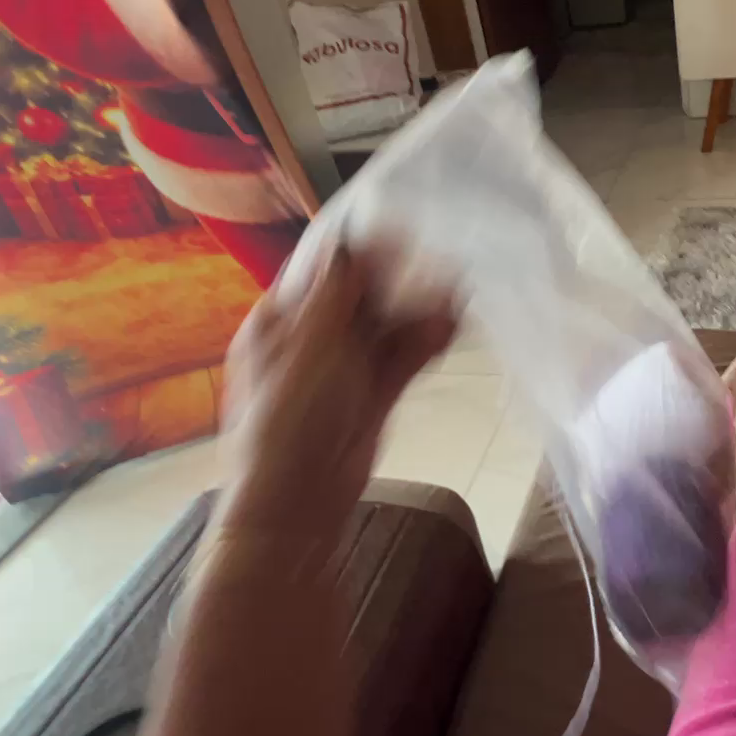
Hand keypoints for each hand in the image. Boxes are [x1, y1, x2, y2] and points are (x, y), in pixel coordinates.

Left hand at [217, 245, 454, 538]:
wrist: (299, 503)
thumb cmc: (289, 420)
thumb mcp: (307, 348)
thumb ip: (334, 295)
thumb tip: (348, 242)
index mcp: (280, 321)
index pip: (321, 272)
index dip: (361, 251)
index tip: (403, 232)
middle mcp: (312, 338)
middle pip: (361, 296)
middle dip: (401, 282)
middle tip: (441, 265)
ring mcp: (345, 366)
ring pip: (388, 326)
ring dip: (420, 312)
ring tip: (455, 297)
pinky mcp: (375, 391)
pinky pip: (403, 357)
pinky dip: (425, 342)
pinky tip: (451, 327)